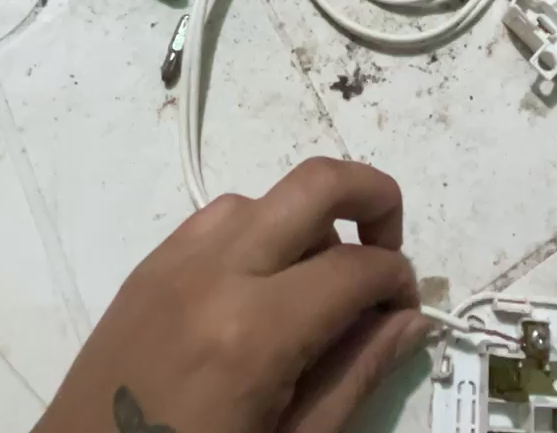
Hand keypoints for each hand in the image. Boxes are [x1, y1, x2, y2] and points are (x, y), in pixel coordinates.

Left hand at [35, 159, 430, 432]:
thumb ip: (356, 375)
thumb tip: (409, 317)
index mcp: (253, 332)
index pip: (357, 267)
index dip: (399, 280)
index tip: (406, 308)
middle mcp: (215, 271)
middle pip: (318, 181)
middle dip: (375, 197)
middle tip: (387, 248)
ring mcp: (174, 259)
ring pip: (269, 195)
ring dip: (311, 223)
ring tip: (316, 284)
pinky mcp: (148, 263)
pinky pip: (222, 215)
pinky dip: (262, 230)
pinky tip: (261, 283)